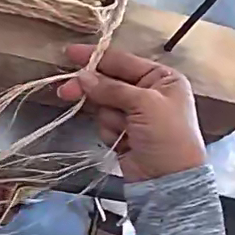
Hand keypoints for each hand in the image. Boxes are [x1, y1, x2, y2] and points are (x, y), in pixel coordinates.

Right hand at [56, 44, 207, 180]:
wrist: (168, 180)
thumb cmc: (167, 136)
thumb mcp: (145, 104)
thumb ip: (112, 88)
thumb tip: (83, 76)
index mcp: (162, 78)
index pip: (123, 61)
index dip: (96, 57)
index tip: (71, 53)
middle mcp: (149, 93)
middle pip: (109, 82)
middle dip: (92, 90)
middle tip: (67, 92)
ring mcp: (135, 114)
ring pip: (103, 104)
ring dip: (109, 118)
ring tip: (124, 131)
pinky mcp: (124, 133)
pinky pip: (104, 123)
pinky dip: (109, 132)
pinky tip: (123, 142)